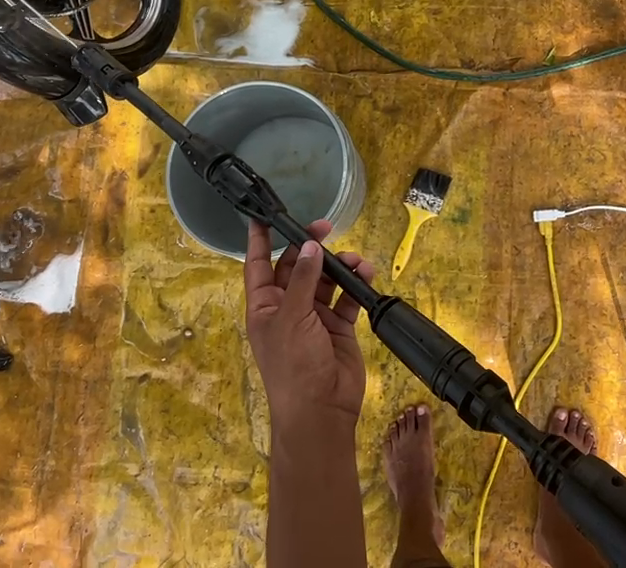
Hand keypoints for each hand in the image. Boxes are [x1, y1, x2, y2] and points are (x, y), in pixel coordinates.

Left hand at [244, 219, 376, 431]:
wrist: (321, 410)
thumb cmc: (294, 365)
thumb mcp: (292, 318)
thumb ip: (303, 279)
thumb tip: (310, 246)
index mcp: (265, 307)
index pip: (259, 266)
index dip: (260, 242)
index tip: (263, 216)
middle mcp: (288, 308)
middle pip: (297, 268)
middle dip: (310, 247)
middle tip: (326, 227)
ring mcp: (314, 317)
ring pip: (326, 279)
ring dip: (339, 266)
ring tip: (354, 260)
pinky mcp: (339, 325)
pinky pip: (347, 296)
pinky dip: (356, 284)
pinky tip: (366, 274)